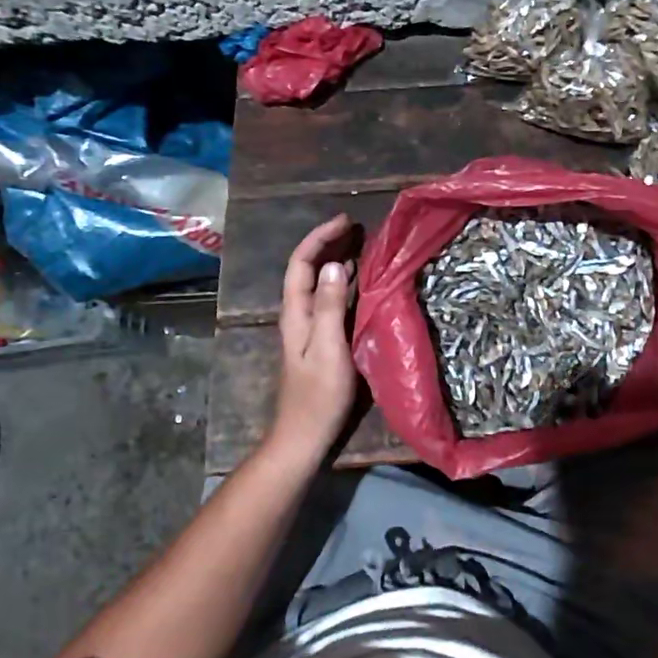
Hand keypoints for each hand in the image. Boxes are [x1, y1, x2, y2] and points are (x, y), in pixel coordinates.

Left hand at [270, 215, 358, 459]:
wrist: (304, 435)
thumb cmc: (318, 396)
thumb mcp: (328, 348)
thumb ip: (331, 307)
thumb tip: (336, 265)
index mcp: (296, 312)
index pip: (301, 262)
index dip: (320, 237)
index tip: (345, 221)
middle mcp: (298, 313)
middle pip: (308, 268)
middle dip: (328, 243)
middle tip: (356, 228)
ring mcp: (308, 326)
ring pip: (319, 282)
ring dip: (336, 260)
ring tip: (361, 245)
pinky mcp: (320, 339)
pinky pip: (329, 299)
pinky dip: (343, 282)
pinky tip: (358, 281)